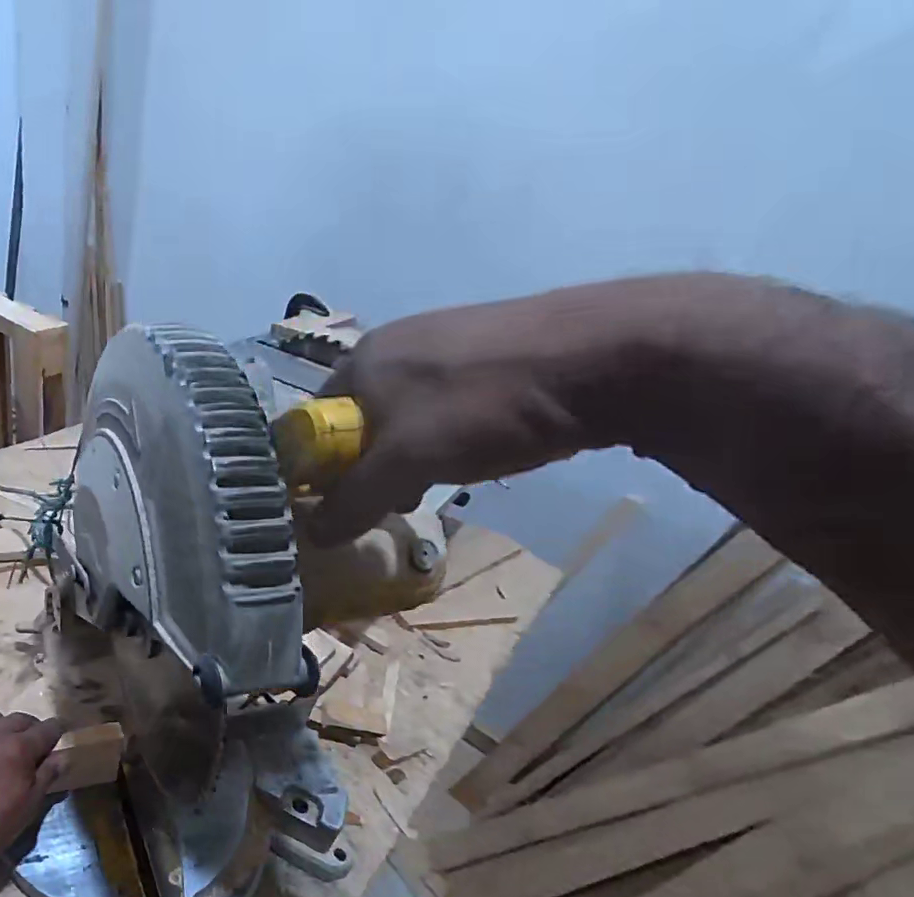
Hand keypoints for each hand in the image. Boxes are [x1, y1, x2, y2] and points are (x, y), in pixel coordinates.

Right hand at [306, 276, 702, 545]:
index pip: (312, 423)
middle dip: (367, 470)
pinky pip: (441, 409)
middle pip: (357, 423)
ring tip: (432, 487)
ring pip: (401, 419)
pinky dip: (443, 440)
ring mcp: (441, 346)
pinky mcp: (483, 355)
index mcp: (361, 360)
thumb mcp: (408, 460)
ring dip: (407, 461)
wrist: (601, 357)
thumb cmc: (483, 407)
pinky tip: (473, 455)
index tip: (341, 508)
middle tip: (390, 504)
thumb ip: (354, 499)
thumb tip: (314, 534)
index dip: (318, 470)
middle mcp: (393, 346)